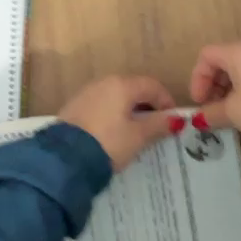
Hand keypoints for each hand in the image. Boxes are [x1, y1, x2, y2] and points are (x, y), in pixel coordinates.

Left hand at [57, 75, 179, 171]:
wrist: (65, 158)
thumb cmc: (108, 143)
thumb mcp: (138, 137)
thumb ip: (158, 125)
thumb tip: (176, 119)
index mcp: (122, 85)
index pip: (152, 86)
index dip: (166, 101)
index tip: (172, 120)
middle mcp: (103, 82)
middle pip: (133, 88)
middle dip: (147, 105)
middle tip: (156, 127)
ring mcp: (86, 93)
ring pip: (115, 97)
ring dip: (129, 110)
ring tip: (135, 132)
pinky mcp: (74, 106)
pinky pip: (101, 105)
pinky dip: (112, 114)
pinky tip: (112, 132)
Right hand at [188, 41, 240, 142]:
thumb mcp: (232, 113)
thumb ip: (210, 114)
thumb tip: (199, 119)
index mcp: (237, 52)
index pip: (206, 56)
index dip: (198, 79)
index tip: (200, 103)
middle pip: (224, 60)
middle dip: (214, 85)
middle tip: (213, 109)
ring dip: (231, 89)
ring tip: (232, 112)